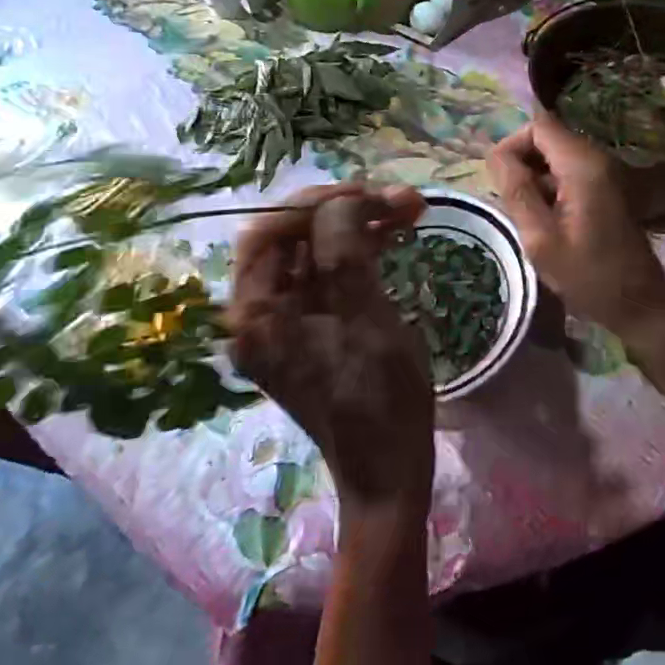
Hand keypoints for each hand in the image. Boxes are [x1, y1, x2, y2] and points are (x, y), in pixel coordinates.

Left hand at [228, 184, 433, 506]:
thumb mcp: (363, 319)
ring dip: (361, 225)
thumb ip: (344, 251)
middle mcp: (260, 313)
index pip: (267, 231)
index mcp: (254, 315)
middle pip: (293, 237)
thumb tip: (343, 199)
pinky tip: (395, 233)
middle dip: (345, 210)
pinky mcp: (315, 326)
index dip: (312, 204)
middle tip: (398, 199)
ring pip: (318, 251)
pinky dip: (362, 252)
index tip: (364, 194)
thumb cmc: (376, 399)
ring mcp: (288, 320)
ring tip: (410, 208)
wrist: (390, 470)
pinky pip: (332, 274)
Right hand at [488, 115, 664, 378]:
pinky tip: (544, 221)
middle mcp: (596, 158)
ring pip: (553, 156)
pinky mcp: (603, 188)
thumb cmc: (589, 276)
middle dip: (520, 163)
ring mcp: (603, 172)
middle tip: (510, 203)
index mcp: (583, 165)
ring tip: (525, 216)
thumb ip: (516, 191)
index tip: (500, 182)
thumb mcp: (540, 238)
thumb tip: (495, 154)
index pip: (537, 124)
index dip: (511, 145)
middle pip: (545, 137)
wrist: (639, 304)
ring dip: (532, 178)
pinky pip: (566, 173)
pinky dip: (548, 189)